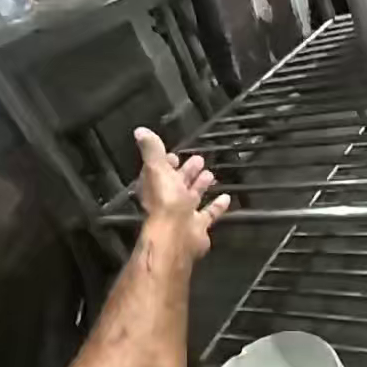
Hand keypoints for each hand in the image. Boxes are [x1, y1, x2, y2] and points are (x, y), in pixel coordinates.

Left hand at [133, 127, 230, 260]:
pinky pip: (209, 213)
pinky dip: (217, 206)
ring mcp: (183, 214)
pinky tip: (226, 198)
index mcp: (155, 187)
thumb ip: (151, 150)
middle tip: (198, 160)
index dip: (165, 162)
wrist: (176, 235)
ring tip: (210, 174)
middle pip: (178, 183)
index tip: (174, 154)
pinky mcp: (198, 226)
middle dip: (187, 171)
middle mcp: (167, 201)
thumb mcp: (157, 169)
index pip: (159, 171)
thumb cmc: (165, 202)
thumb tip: (140, 131)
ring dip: (201, 185)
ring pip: (192, 197)